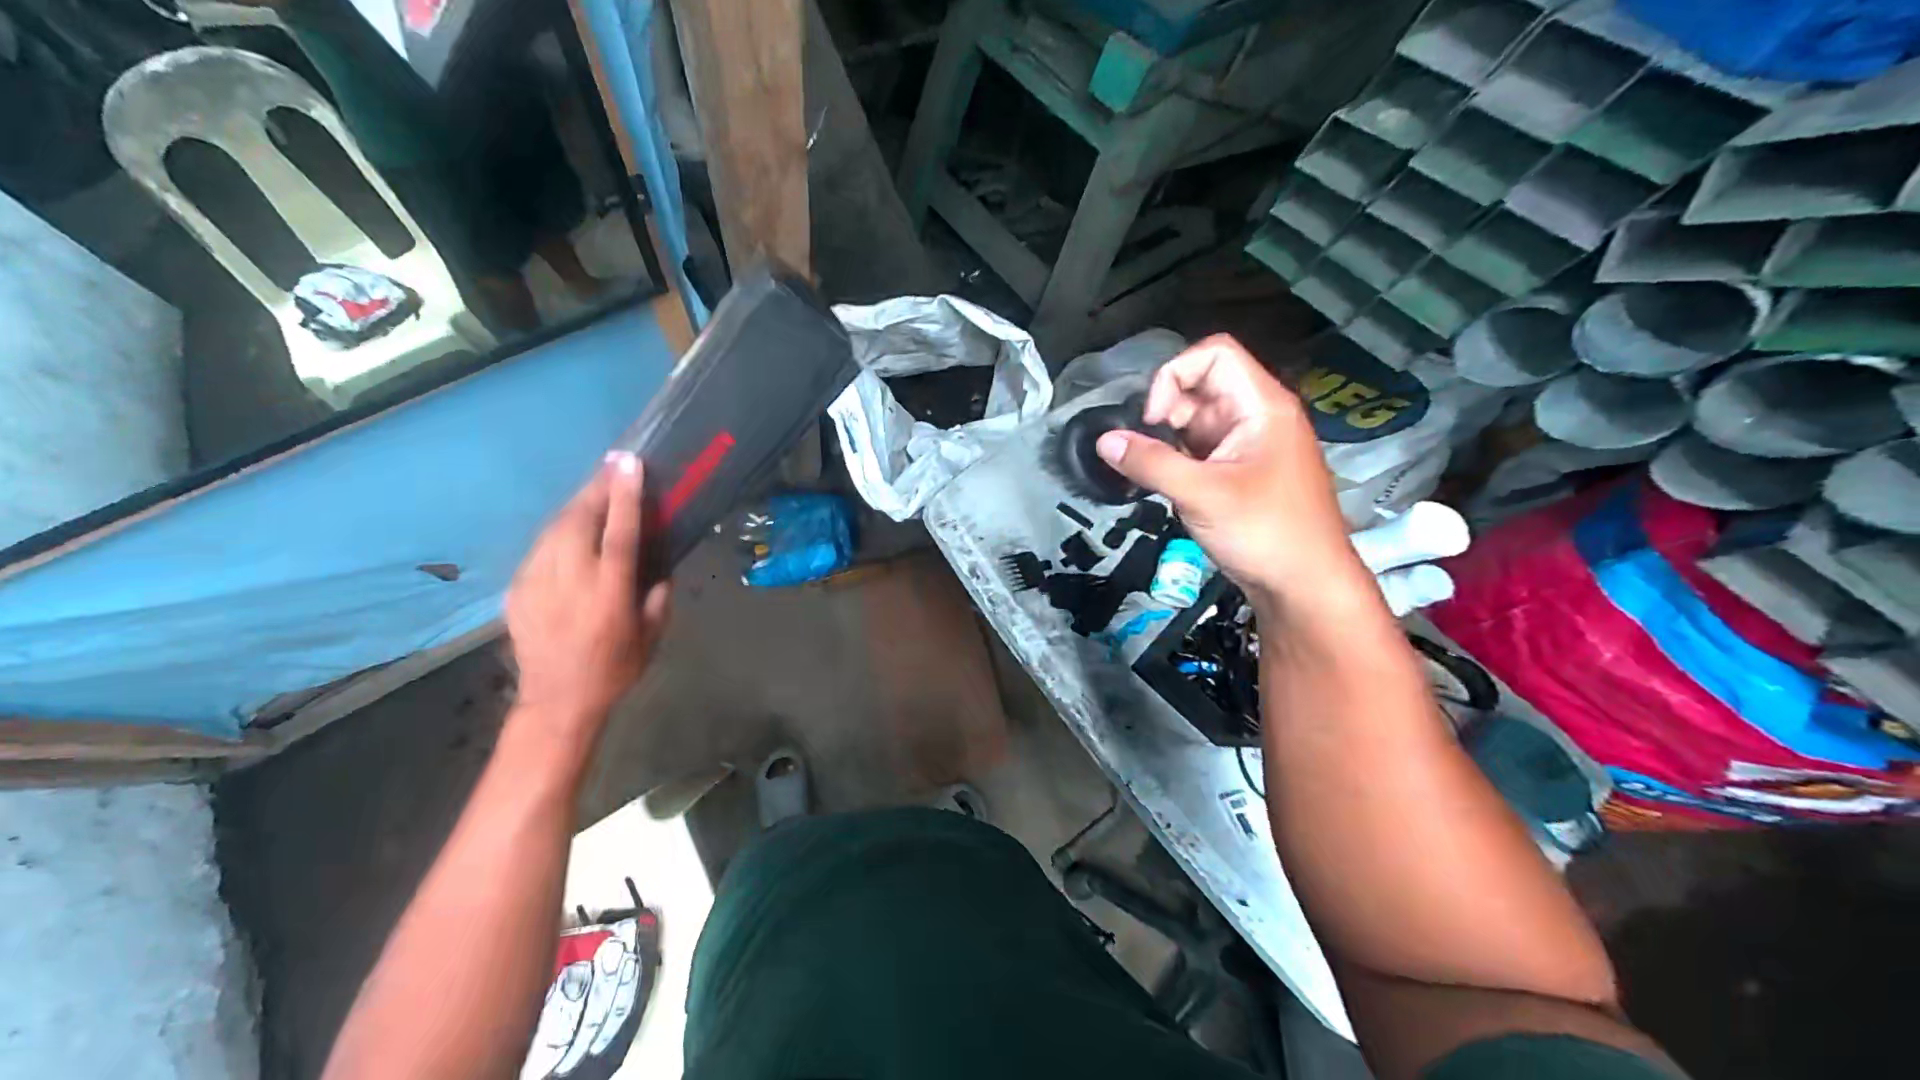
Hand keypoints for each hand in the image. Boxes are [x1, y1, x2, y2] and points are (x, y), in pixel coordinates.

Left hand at [506, 451, 670, 738]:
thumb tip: (658, 563)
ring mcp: (537, 583)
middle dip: (597, 488)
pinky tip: (570, 529)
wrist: (557, 700)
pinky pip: (540, 548)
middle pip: (580, 519)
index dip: (625, 495)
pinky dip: (558, 531)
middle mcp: (571, 581)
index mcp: (609, 593)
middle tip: (613, 466)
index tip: (629, 463)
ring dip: (577, 504)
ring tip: (594, 491)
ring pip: (555, 528)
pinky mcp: (517, 589)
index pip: (619, 532)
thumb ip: (658, 594)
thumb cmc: (615, 669)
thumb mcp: (653, 634)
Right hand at [1094, 335, 1373, 616]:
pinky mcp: (1239, 472)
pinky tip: (1165, 485)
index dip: (1175, 375)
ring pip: (1196, 421)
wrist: (1305, 586)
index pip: (1213, 355)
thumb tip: (1104, 441)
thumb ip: (1150, 463)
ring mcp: (1248, 445)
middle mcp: (1256, 416)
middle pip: (1201, 386)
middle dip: (1165, 412)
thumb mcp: (1202, 494)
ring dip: (1167, 440)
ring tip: (1151, 472)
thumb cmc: (1265, 532)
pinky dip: (1177, 460)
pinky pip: (1201, 450)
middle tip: (1148, 452)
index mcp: (1261, 406)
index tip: (1154, 419)